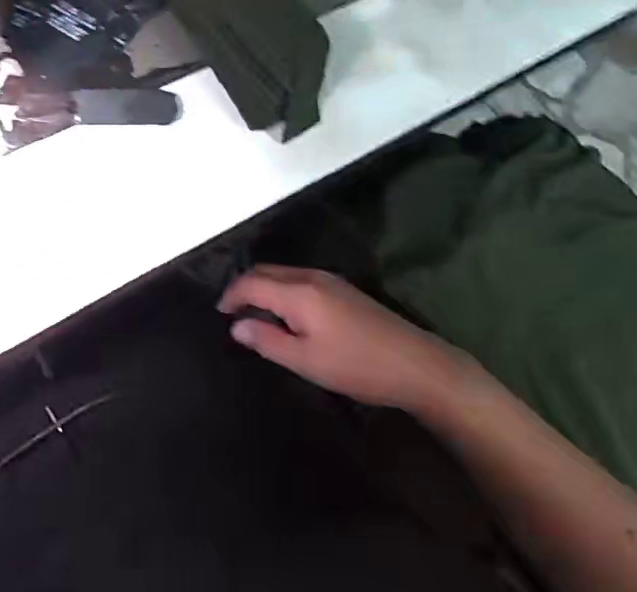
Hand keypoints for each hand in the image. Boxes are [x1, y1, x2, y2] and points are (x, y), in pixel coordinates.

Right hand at [218, 265, 473, 414]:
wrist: (418, 364)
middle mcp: (310, 276)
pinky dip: (281, 288)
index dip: (231, 295)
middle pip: (266, 270)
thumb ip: (267, 341)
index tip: (219, 313)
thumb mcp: (306, 362)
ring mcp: (329, 279)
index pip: (252, 282)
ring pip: (283, 273)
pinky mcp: (343, 288)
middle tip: (232, 311)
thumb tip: (237, 326)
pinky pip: (298, 278)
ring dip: (263, 286)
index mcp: (298, 292)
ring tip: (254, 312)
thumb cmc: (357, 366)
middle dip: (244, 286)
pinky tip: (286, 312)